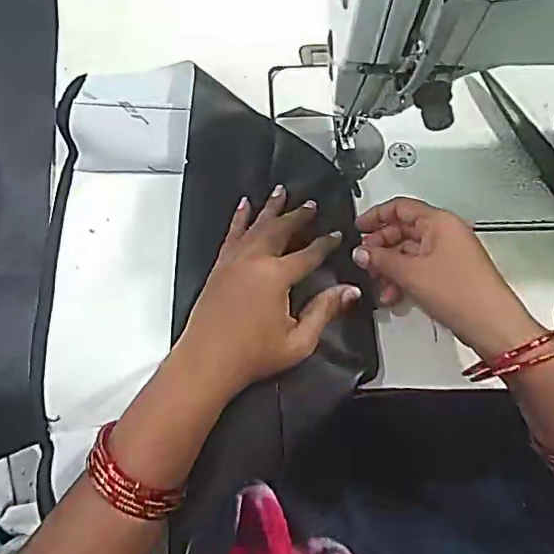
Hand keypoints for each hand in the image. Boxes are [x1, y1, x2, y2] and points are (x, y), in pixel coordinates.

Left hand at [172, 185, 359, 400]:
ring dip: (270, 208)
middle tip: (310, 205)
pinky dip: (239, 218)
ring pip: (255, 225)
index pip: (308, 253)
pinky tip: (243, 208)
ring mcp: (232, 261)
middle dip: (298, 215)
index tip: (335, 236)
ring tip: (280, 192)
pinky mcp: (219, 267)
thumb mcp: (298, 341)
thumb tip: (347, 292)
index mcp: (275, 276)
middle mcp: (253, 261)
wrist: (207, 361)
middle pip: (281, 229)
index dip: (325, 243)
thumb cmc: (249, 355)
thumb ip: (324, 311)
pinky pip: (232, 234)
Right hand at [354, 197, 545, 358]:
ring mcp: (451, 254)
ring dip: (390, 265)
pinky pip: (420, 267)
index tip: (359, 227)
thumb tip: (362, 252)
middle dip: (380, 245)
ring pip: (410, 251)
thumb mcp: (409, 273)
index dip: (375, 216)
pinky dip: (403, 277)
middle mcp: (447, 233)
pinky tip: (393, 293)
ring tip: (377, 281)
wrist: (493, 326)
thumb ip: (380, 258)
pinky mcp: (452, 273)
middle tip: (363, 258)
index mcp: (440, 222)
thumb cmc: (465, 295)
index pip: (399, 207)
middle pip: (403, 229)